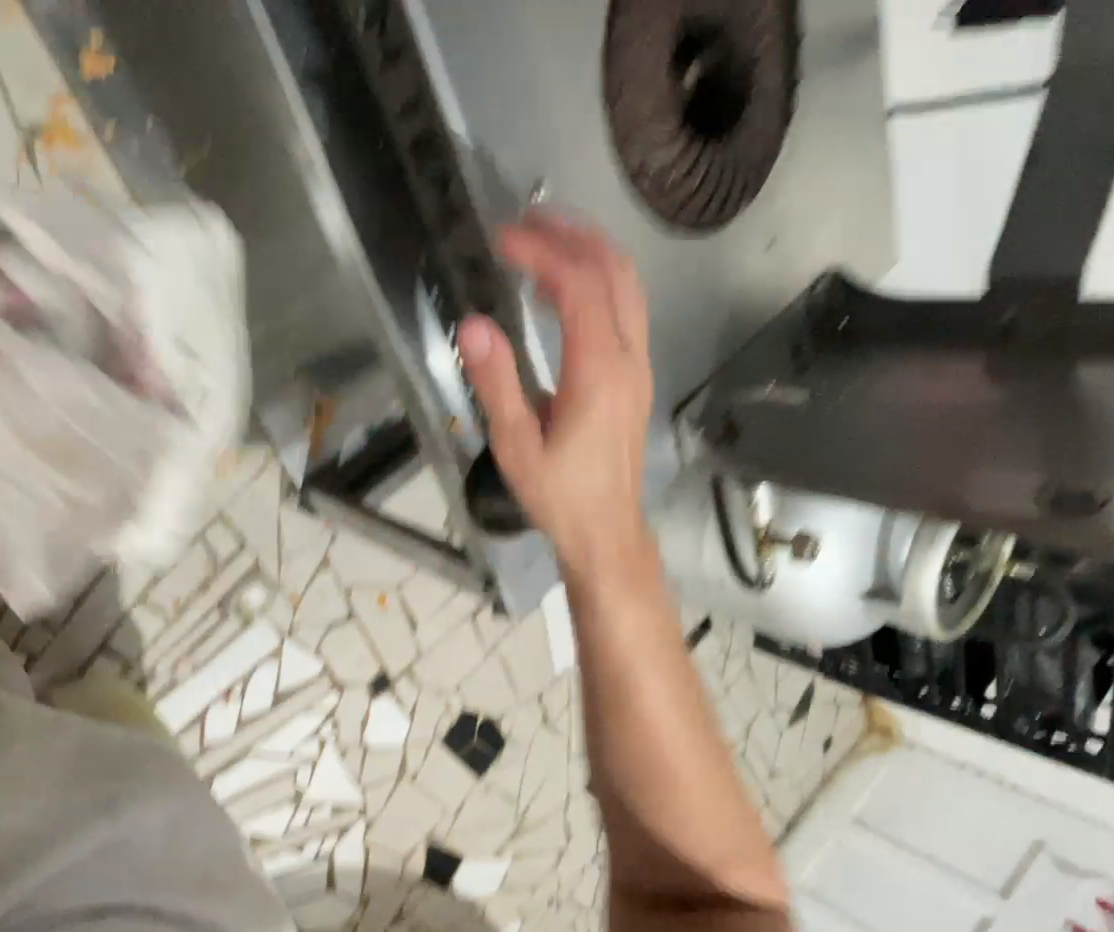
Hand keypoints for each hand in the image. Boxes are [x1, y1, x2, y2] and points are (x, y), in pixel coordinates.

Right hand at [458, 212, 655, 575]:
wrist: (606, 530)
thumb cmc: (558, 494)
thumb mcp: (515, 445)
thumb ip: (496, 382)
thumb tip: (473, 324)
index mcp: (599, 370)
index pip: (578, 286)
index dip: (541, 252)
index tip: (502, 237)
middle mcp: (629, 356)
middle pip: (614, 271)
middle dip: (572, 235)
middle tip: (527, 219)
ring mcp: (640, 364)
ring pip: (629, 285)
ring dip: (591, 251)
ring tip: (546, 236)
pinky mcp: (637, 374)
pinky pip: (628, 306)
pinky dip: (600, 278)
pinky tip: (565, 287)